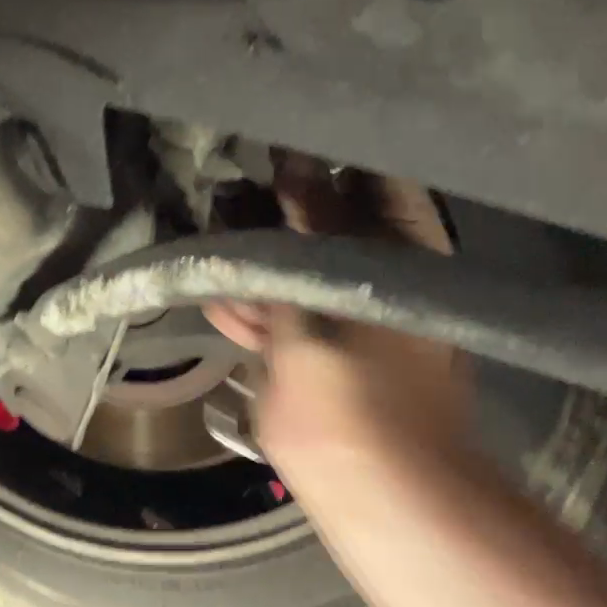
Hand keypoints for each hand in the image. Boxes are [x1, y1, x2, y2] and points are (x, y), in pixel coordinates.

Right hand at [204, 159, 472, 474]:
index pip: (365, 181)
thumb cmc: (364, 378)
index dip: (323, 154)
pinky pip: (258, 301)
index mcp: (400, 252)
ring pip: (277, 258)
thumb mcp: (335, 288)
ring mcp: (327, 306)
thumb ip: (312, 224)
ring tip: (206, 227)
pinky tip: (215, 297)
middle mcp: (365, 271)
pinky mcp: (291, 339)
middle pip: (311, 217)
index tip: (272, 130)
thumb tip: (293, 160)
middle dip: (265, 203)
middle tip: (220, 179)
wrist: (360, 476)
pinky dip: (234, 297)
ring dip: (240, 248)